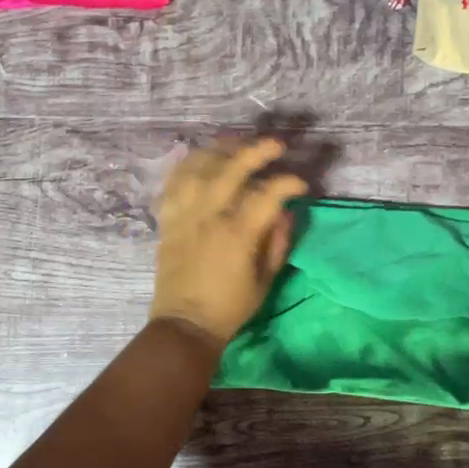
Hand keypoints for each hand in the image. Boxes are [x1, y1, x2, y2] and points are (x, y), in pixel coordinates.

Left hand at [149, 137, 308, 348]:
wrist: (184, 323)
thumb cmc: (230, 307)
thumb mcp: (265, 280)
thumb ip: (277, 242)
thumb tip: (284, 214)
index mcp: (237, 234)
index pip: (268, 194)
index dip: (288, 183)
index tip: (300, 184)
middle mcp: (209, 216)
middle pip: (232, 168)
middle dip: (258, 150)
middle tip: (276, 145)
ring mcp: (184, 214)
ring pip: (199, 166)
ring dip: (221, 150)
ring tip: (238, 144)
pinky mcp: (168, 219)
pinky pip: (174, 181)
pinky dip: (188, 165)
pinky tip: (202, 159)